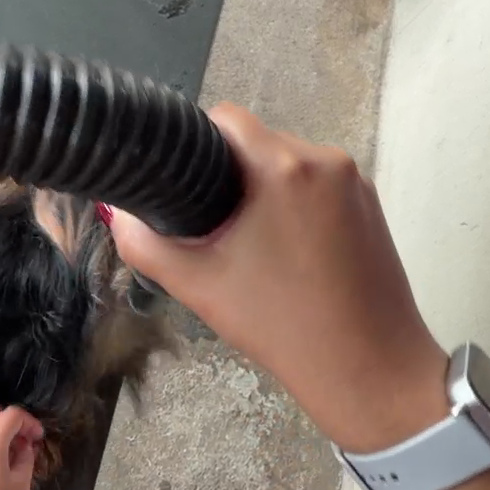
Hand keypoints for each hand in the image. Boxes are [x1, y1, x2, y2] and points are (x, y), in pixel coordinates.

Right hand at [108, 103, 448, 452]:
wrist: (368, 369)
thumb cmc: (280, 325)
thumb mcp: (197, 285)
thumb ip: (145, 243)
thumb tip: (119, 215)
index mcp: (283, 167)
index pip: (224, 120)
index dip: (192, 145)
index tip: (177, 184)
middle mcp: (326, 159)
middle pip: (256, 143)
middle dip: (225, 176)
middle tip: (207, 228)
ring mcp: (355, 182)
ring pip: (286, 165)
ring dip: (259, 192)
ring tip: (245, 246)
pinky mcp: (371, 205)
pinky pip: (314, 187)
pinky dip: (290, 206)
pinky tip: (280, 252)